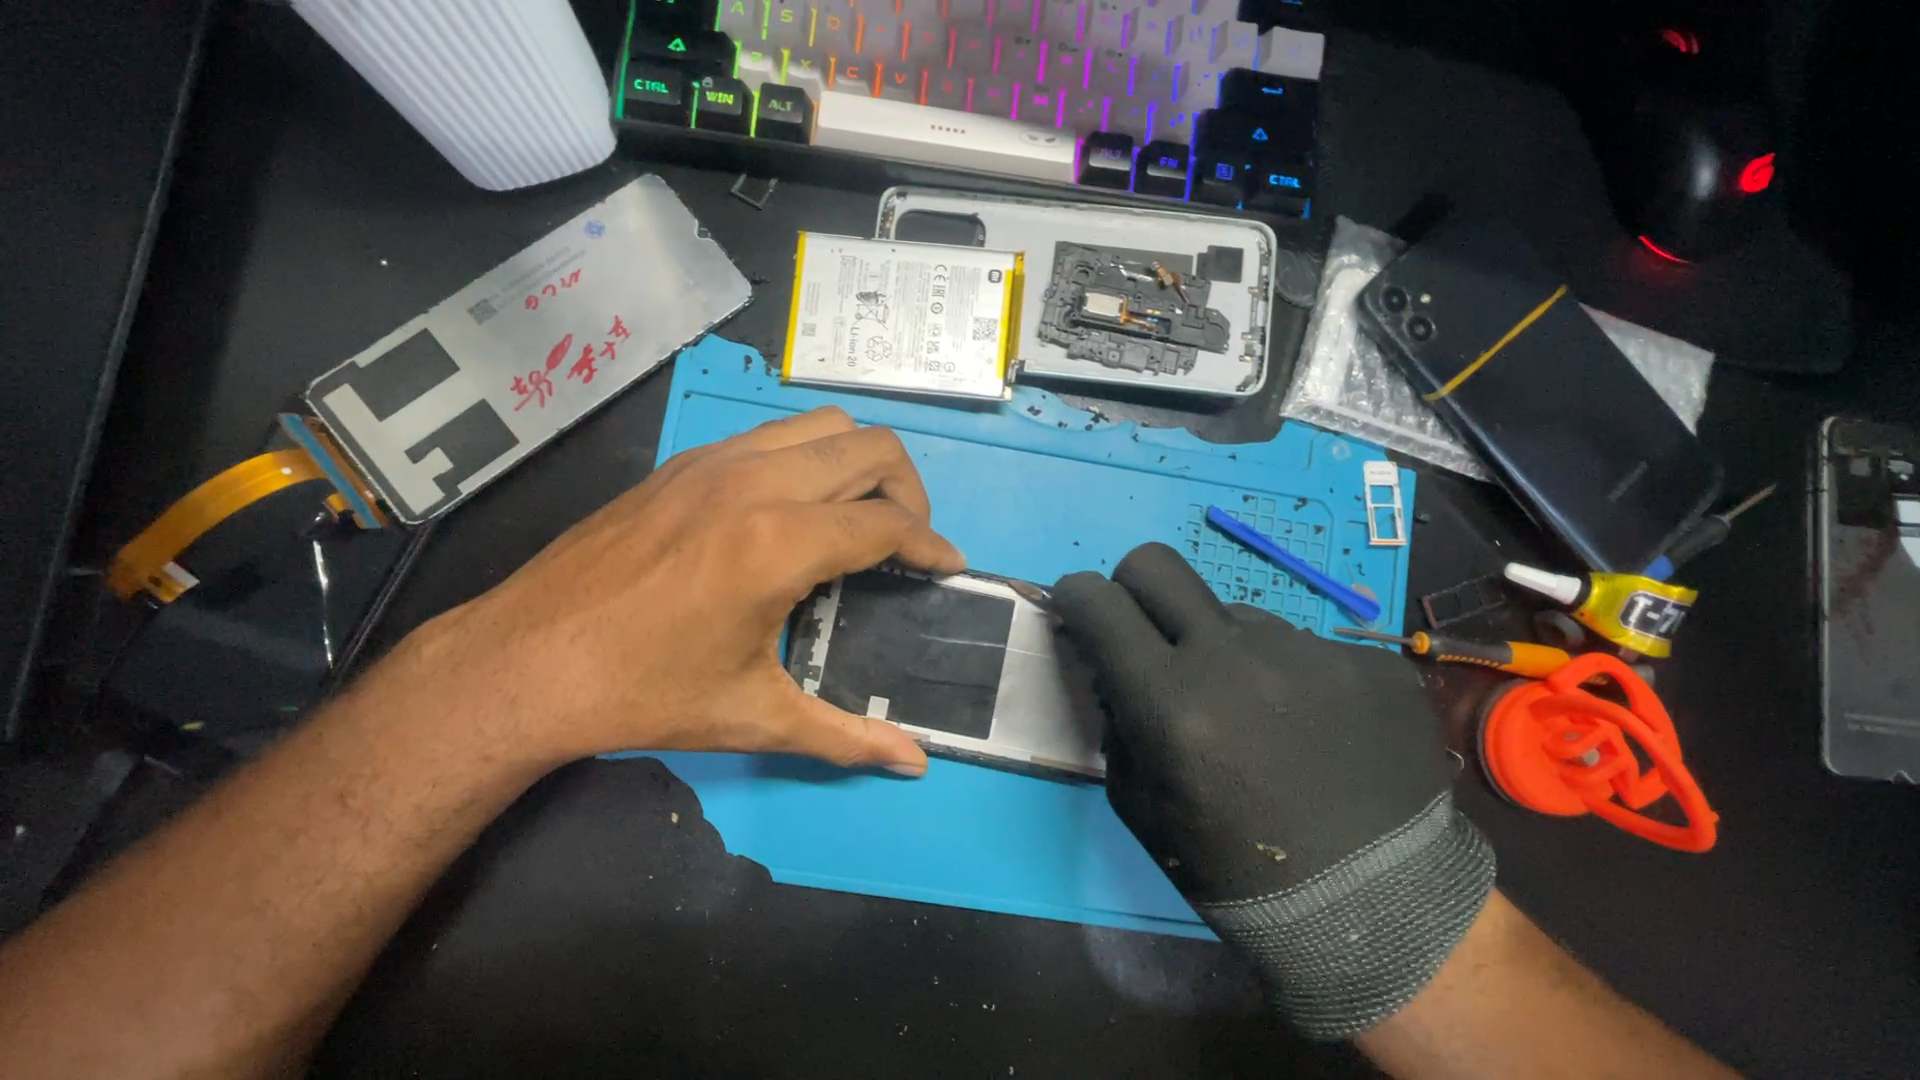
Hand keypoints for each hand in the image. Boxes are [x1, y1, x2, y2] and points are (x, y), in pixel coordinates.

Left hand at [403, 407, 963, 773]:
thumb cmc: (643, 693)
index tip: (948, 567)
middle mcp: (754, 484)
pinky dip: (810, 457)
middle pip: (870, 448)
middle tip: (908, 542)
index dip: (931, 545)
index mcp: (778, 544)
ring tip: (861, 515)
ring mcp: (714, 463)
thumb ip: (845, 737)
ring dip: (861, 462)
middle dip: (910, 491)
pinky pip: (774, 435)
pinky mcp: (684, 464)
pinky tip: (796, 510)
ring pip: (822, 425)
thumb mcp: (753, 718)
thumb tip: (914, 763)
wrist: (524, 662)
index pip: (886, 523)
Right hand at [1053, 543, 1494, 1039]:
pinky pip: (1306, 648)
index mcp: (1171, 699)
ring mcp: (1310, 651)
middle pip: (1157, 564)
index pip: (1098, 601)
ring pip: (1237, 616)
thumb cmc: (1237, 872)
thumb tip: (1120, 673)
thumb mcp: (1142, 807)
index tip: (1081, 611)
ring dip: (1227, 651)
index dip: (1077, 596)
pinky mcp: (1370, 662)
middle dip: (1134, 587)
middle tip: (1150, 635)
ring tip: (1260, 716)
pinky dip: (1293, 679)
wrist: (1375, 908)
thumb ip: (1120, 726)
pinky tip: (1318, 732)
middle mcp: (1236, 656)